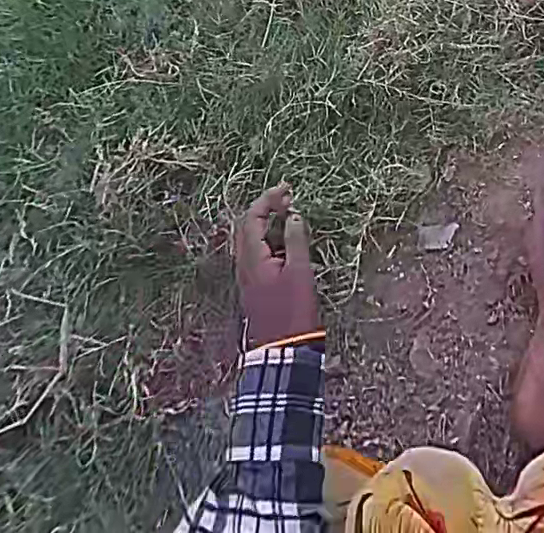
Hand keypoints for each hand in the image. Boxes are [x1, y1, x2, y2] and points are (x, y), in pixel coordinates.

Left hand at [235, 183, 318, 347]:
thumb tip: (293, 215)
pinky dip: (272, 239)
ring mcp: (248, 275)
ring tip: (292, 217)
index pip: (252, 218)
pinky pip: (259, 252)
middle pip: (248, 225)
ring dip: (270, 223)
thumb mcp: (299, 271)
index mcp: (251, 258)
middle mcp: (244, 264)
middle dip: (267, 208)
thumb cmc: (293, 311)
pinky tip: (289, 242)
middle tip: (289, 200)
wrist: (284, 351)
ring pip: (253, 239)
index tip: (288, 190)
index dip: (268, 199)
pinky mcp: (256, 284)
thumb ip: (295, 239)